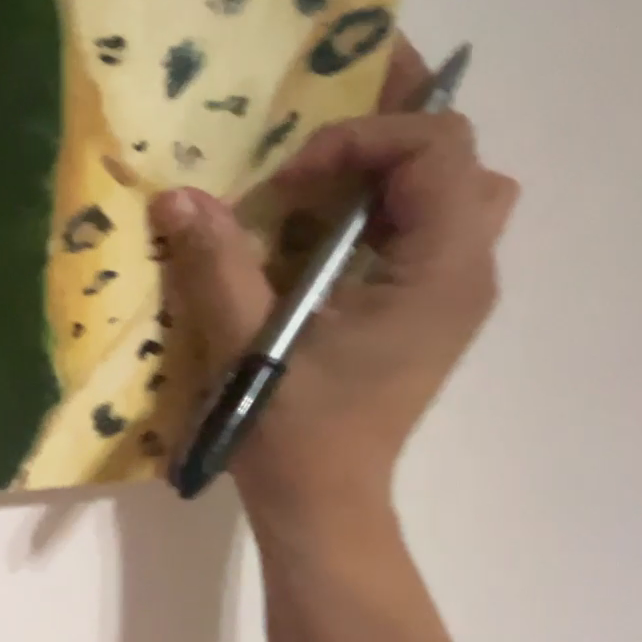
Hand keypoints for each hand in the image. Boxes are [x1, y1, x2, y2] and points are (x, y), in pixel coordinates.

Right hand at [150, 37, 518, 534]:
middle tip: (306, 157)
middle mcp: (465, 271)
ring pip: (447, 196)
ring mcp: (449, 294)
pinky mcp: (422, 314)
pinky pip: (419, 235)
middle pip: (457, 162)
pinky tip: (311, 245)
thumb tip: (176, 198)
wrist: (322, 502)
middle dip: (384, 141)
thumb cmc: (291, 430)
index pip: (436, 149)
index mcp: (439, 271)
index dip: (358, 139)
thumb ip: (216, 265)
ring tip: (312, 195)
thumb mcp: (247, 343)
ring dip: (383, 180)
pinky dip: (373, 218)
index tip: (281, 183)